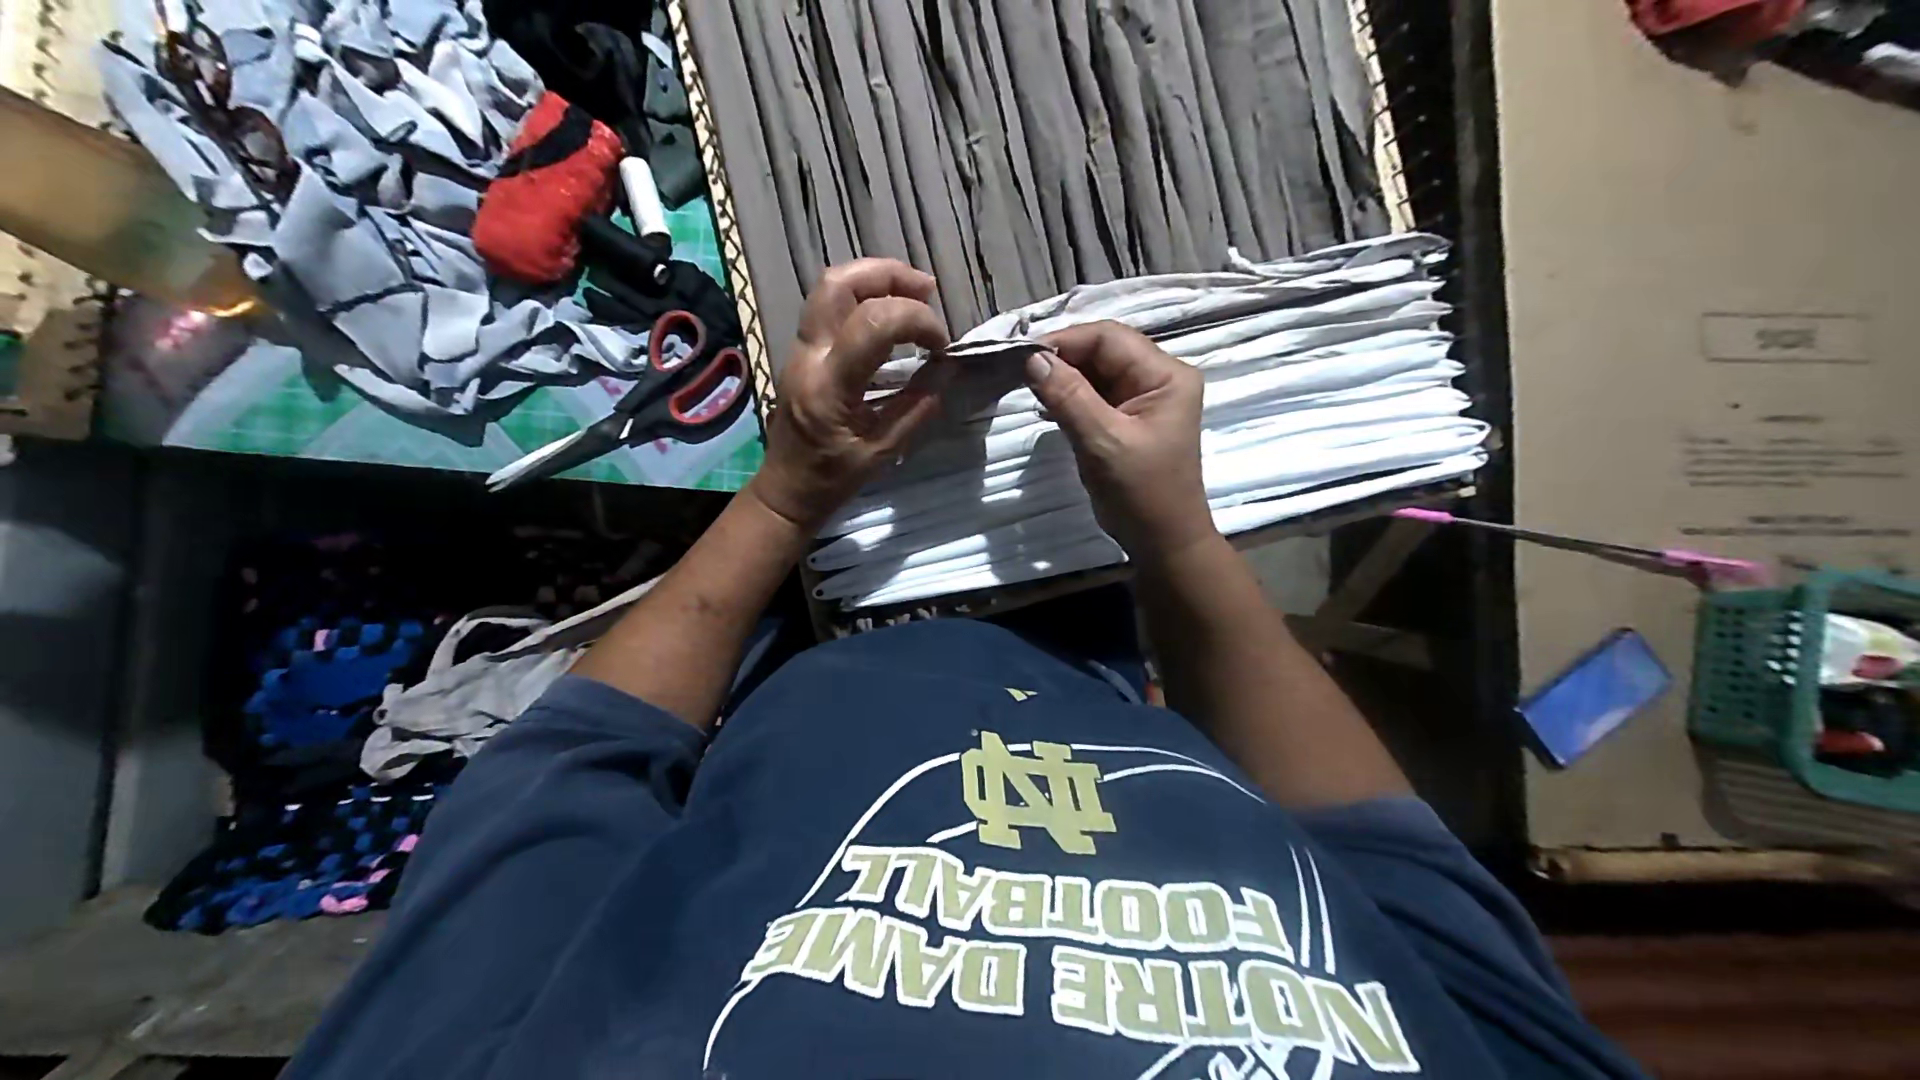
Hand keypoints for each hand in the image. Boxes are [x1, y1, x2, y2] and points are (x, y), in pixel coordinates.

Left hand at [748, 259, 949, 530]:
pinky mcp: (801, 350)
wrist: (787, 488)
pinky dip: (863, 295)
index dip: (916, 321)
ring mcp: (799, 349)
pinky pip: (828, 304)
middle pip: (839, 284)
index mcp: (829, 386)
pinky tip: (890, 312)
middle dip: (889, 275)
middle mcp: (808, 356)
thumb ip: (917, 408)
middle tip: (928, 290)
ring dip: (875, 278)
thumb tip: (947, 369)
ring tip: (914, 294)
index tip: (940, 345)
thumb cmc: (833, 477)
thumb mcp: (883, 452)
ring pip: (829, 286)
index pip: (873, 324)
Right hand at [1027, 321, 1217, 561]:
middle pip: (1102, 351)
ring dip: (1062, 378)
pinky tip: (1046, 405)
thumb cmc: (1141, 492)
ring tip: (1029, 387)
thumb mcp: (1103, 442)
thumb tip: (1031, 358)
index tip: (1023, 355)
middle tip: (1020, 370)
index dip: (1065, 340)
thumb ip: (1068, 397)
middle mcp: (1158, 378)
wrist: (1161, 541)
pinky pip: (1093, 395)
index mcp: (1166, 375)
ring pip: (1095, 372)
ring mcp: (1142, 399)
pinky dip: (1068, 397)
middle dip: (1062, 359)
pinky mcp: (1126, 418)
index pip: (1110, 338)